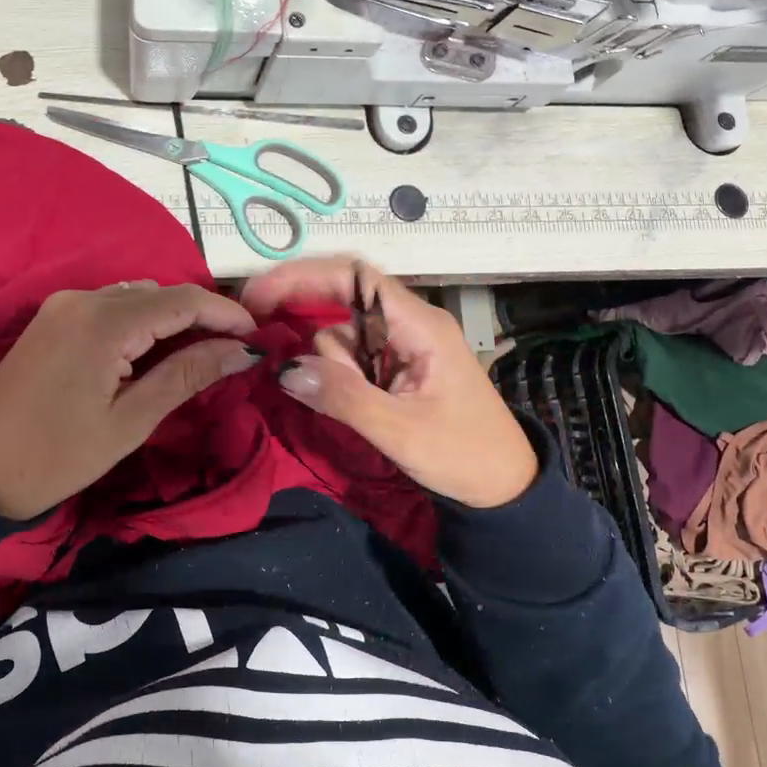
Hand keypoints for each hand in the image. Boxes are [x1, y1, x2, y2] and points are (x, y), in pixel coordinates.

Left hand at [0, 282, 261, 519]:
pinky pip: (111, 306)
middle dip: (202, 316)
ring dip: (172, 318)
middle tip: (235, 352)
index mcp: (103, 323)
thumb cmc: (58, 456)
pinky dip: (141, 322)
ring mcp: (64, 304)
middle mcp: (83, 298)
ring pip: (137, 296)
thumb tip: (241, 350)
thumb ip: (186, 375)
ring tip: (201, 354)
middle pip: (160, 293)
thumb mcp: (130, 421)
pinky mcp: (53, 317)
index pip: (182, 300)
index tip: (258, 337)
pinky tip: (155, 352)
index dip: (226, 313)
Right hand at [241, 256, 537, 507]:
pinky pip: (352, 354)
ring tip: (352, 406)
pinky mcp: (397, 365)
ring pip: (342, 331)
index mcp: (421, 325)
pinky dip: (334, 370)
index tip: (259, 295)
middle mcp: (410, 322)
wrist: (507, 489)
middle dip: (305, 320)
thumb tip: (286, 370)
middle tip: (265, 341)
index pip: (355, 278)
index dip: (303, 277)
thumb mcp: (402, 432)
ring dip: (327, 361)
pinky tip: (335, 396)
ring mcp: (403, 343)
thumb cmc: (465, 456)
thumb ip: (345, 398)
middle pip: (341, 300)